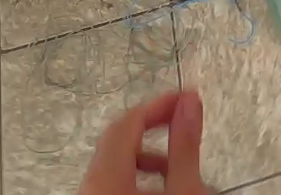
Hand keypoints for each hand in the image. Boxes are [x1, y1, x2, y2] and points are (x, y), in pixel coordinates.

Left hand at [81, 90, 207, 194]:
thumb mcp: (182, 188)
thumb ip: (185, 144)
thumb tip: (190, 101)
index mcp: (105, 174)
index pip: (129, 120)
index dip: (159, 103)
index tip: (186, 95)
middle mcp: (89, 185)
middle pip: (120, 139)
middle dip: (154, 125)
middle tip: (183, 118)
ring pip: (116, 163)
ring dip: (149, 154)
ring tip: (177, 162)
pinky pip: (112, 182)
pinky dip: (137, 174)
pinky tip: (161, 186)